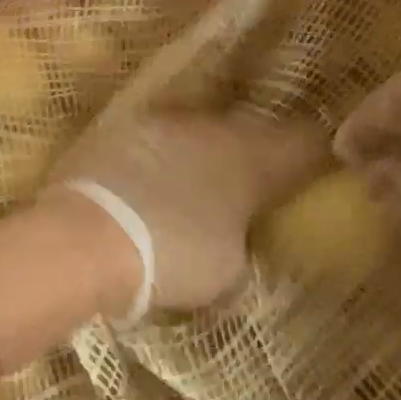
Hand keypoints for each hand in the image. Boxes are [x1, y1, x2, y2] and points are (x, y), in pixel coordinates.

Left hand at [47, 107, 329, 315]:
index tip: (317, 173)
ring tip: (195, 188)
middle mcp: (212, 129)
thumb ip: (242, 249)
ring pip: (198, 133)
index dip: (315, 159)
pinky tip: (148, 186)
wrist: (83, 241)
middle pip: (249, 132)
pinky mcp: (116, 131)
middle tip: (253, 185)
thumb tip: (238, 246)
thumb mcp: (226, 274)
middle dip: (256, 155)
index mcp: (252, 159)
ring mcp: (161, 125)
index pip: (303, 146)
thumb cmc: (171, 259)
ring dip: (203, 155)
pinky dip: (158, 161)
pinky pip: (153, 142)